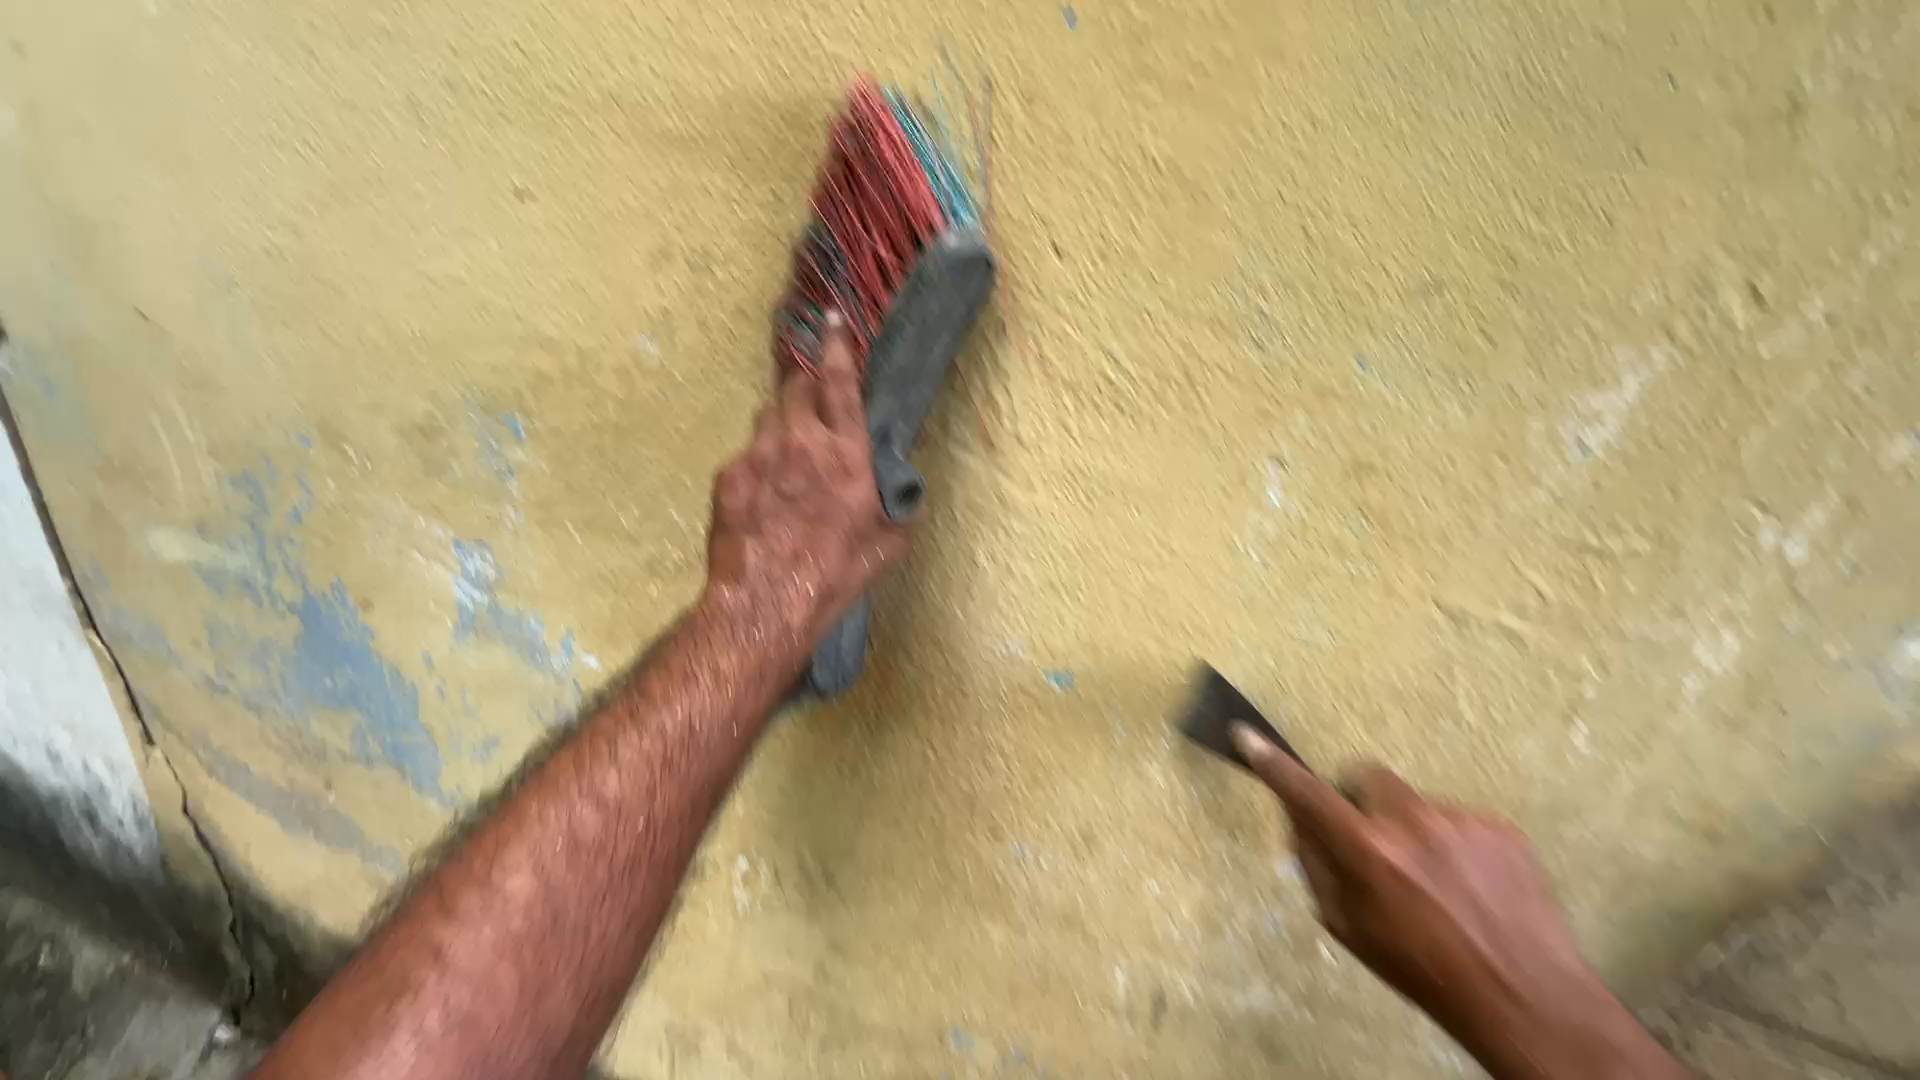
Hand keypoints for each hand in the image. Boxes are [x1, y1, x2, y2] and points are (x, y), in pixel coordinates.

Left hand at [704, 310, 908, 657]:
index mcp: (846, 453)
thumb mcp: (888, 542)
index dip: (838, 348)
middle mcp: (801, 441)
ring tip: (787, 466)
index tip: (831, 322)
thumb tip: (899, 489)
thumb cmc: (837, 573)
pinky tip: (762, 501)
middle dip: (806, 393)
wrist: (767, 601)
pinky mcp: (728, 474)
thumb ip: (897, 503)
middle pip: (796, 390)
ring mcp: (759, 454)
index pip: (841, 384)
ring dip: (781, 430)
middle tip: (813, 419)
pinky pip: (746, 455)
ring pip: (768, 419)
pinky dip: (757, 467)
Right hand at [1230, 725, 1689, 1079]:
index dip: (1271, 763)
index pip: (1305, 793)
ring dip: (1411, 830)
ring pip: (1414, 804)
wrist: (1527, 997)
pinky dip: (1454, 845)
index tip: (1246, 736)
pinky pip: (1457, 820)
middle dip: (1362, 802)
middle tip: (1377, 846)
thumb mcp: (1348, 926)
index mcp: (1367, 850)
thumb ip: (1317, 863)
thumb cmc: (1421, 969)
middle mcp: (1410, 822)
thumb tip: (1300, 818)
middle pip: (1365, 778)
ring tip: (1437, 883)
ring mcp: (1460, 819)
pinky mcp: (1500, 826)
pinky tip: (1470, 886)